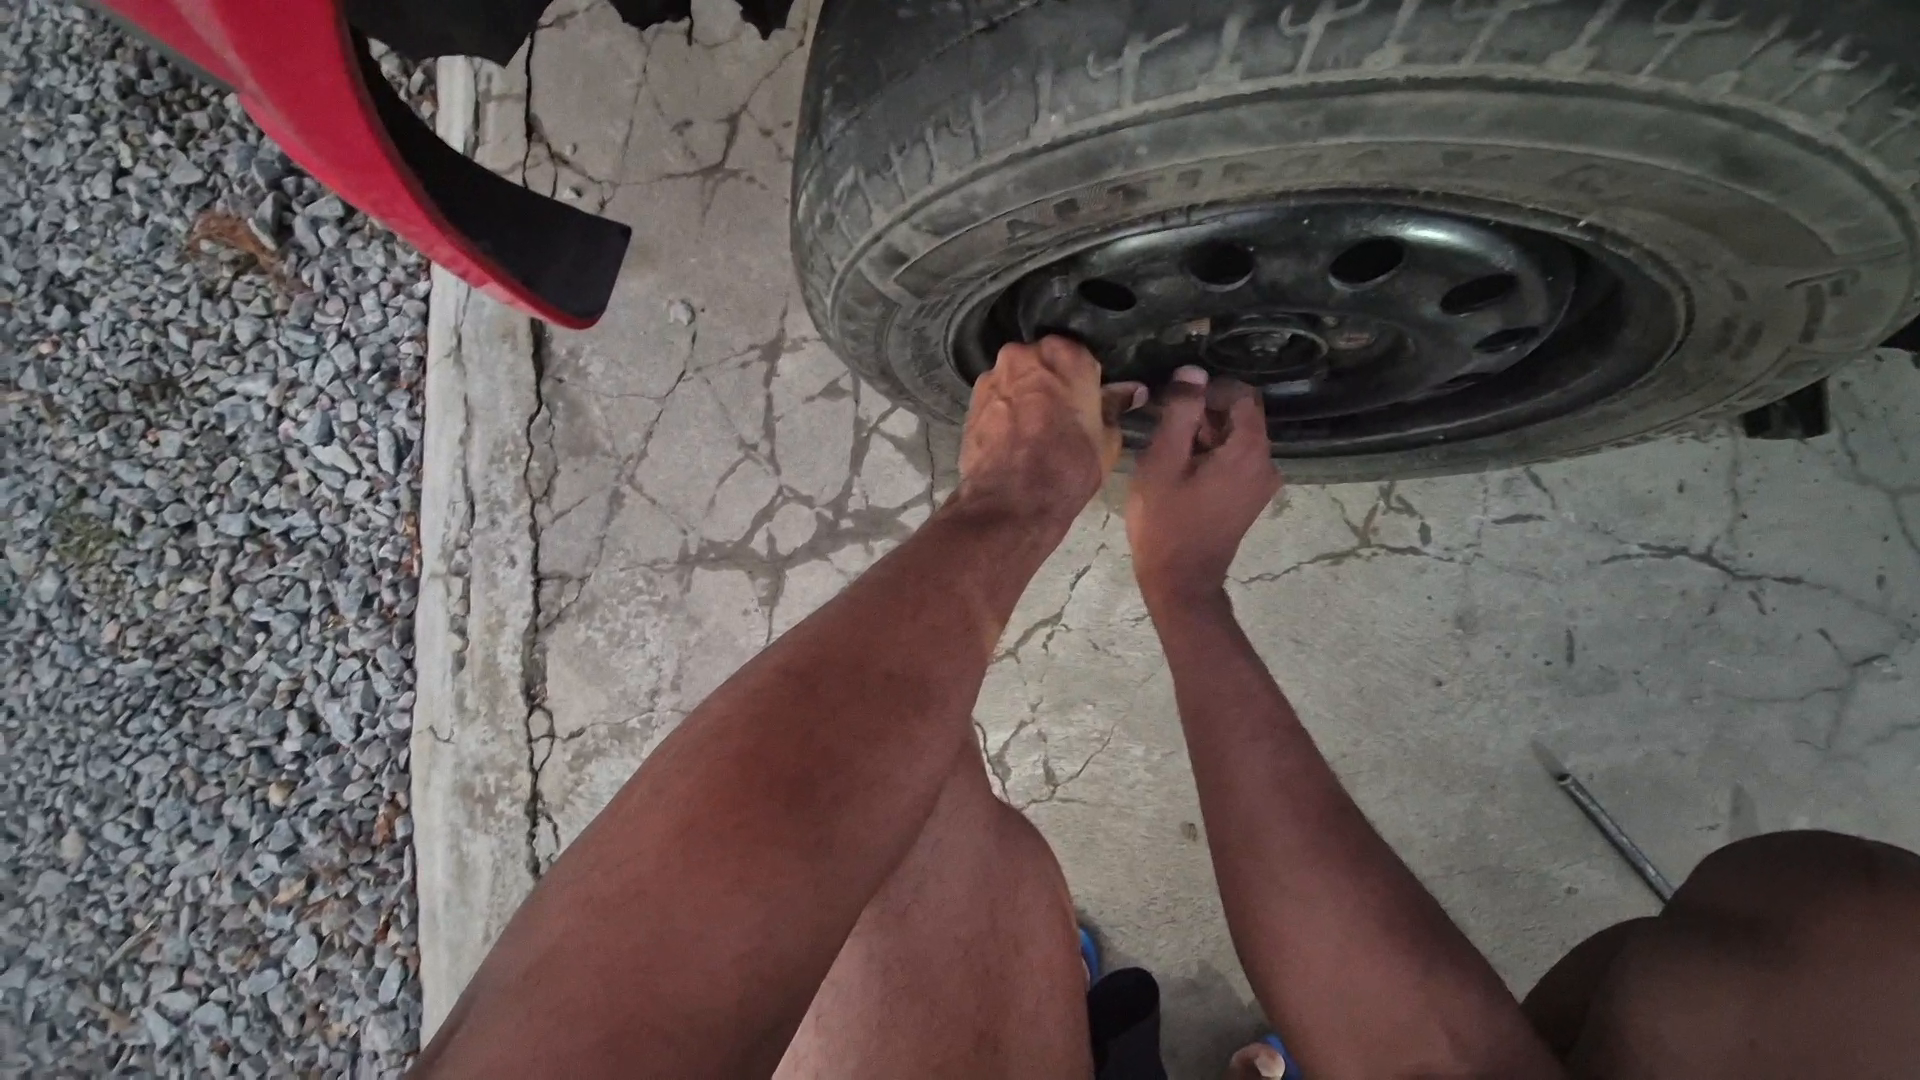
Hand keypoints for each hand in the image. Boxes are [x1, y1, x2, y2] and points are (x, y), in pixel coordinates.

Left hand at [957, 336, 1143, 525]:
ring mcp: (993, 376)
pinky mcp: (970, 400)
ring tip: (1032, 433)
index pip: (1082, 359)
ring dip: (1025, 397)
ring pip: (1016, 380)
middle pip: (1044, 364)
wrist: (1011, 500)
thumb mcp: (1106, 439)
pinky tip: (1012, 439)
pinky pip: (996, 400)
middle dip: (1051, 385)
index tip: (1087, 405)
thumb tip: (1133, 391)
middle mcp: (1025, 354)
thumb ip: (1115, 407)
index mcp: (1066, 354)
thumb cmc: (1068, 467)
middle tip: (1060, 418)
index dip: (1085, 384)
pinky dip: (1004, 412)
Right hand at [1126, 366, 1281, 607]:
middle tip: (1164, 425)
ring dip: (1204, 434)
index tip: (1174, 400)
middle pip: (1240, 417)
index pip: (1241, 395)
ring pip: (1235, 439)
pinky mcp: (1250, 498)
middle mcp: (1266, 463)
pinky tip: (1181, 469)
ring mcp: (1261, 483)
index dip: (1207, 389)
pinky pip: (1235, 461)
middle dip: (1203, 412)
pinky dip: (1211, 455)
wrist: (1180, 580)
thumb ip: (1180, 413)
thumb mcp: (1163, 461)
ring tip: (1168, 449)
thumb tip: (1193, 372)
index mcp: (1249, 450)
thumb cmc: (1165, 522)